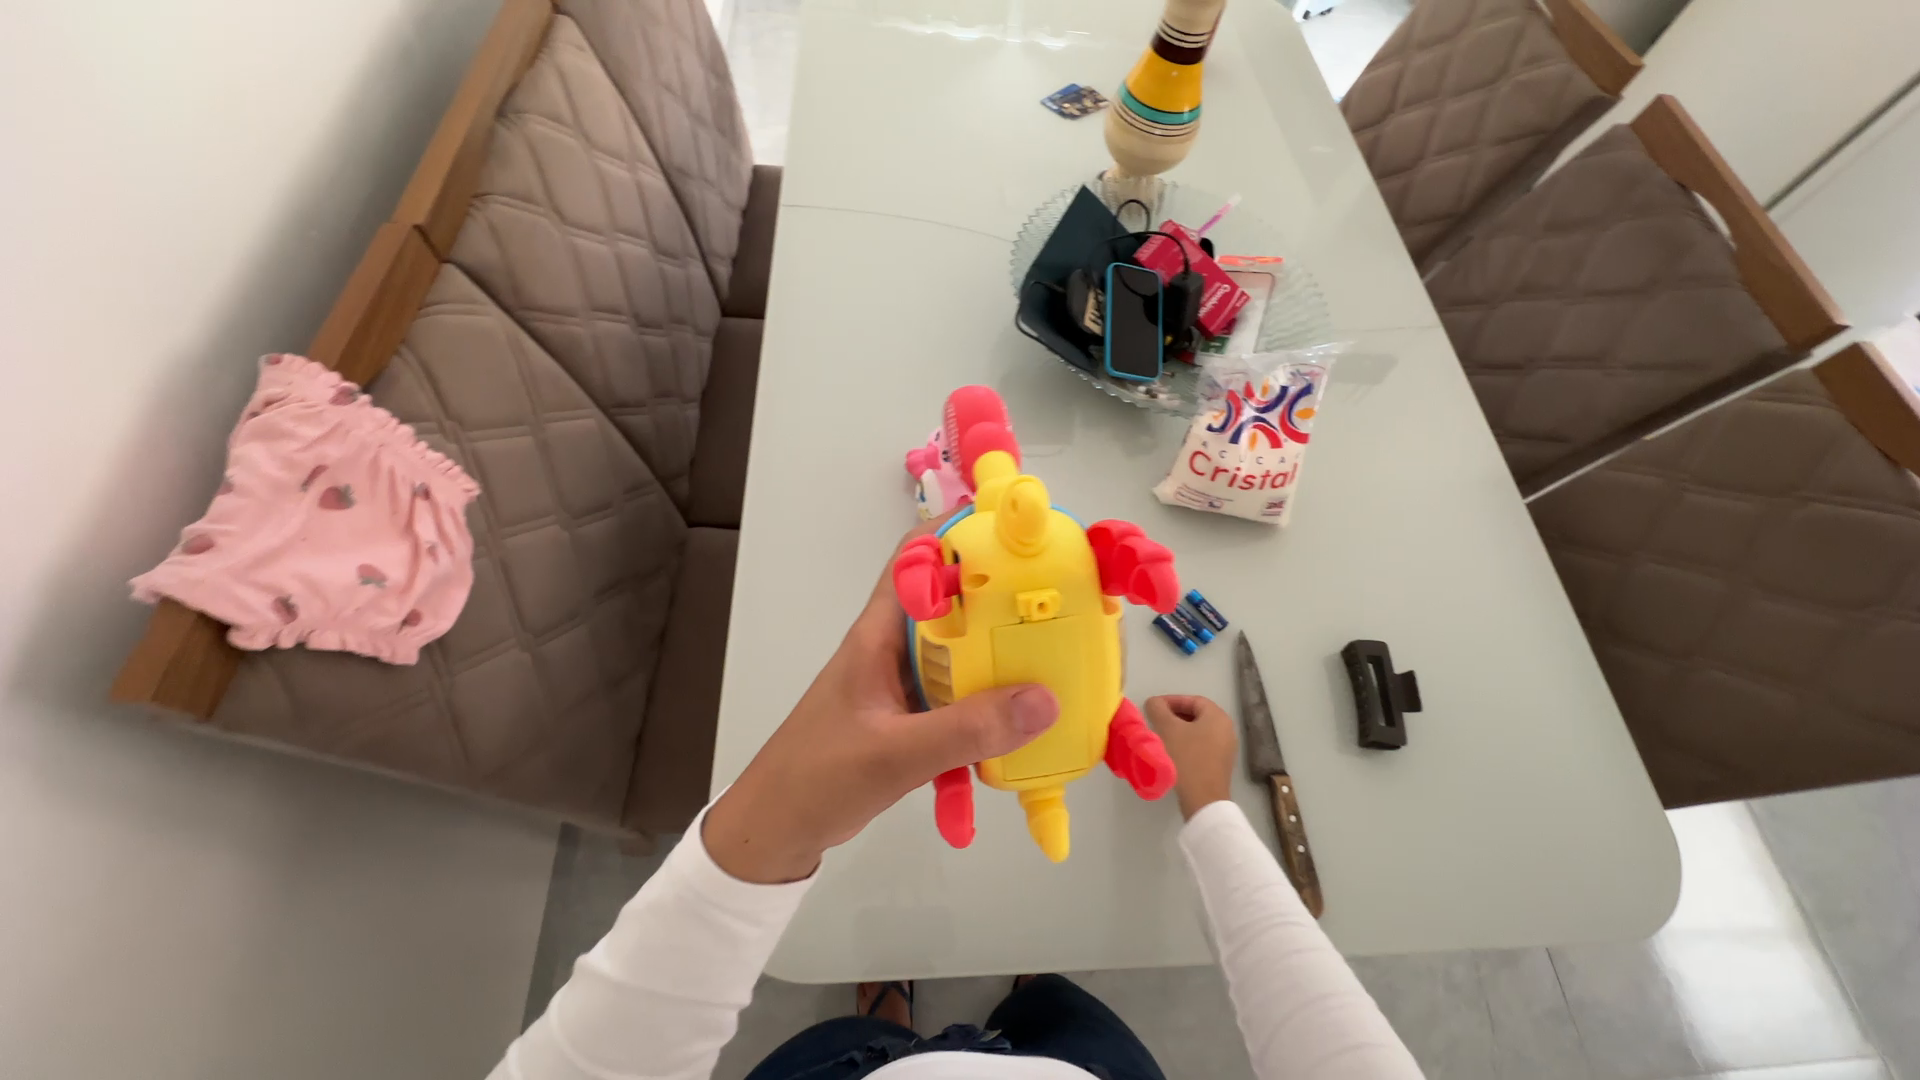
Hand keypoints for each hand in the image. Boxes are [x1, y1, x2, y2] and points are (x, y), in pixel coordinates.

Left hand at [703, 527, 1059, 883]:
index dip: (960, 532)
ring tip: (1055, 655)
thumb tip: (1043, 700)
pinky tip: (1018, 728)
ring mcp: (901, 685)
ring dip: (999, 654)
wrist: (776, 830)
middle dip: (999, 596)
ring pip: (959, 652)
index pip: (915, 557)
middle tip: (1057, 599)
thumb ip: (966, 731)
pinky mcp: (909, 719)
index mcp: (878, 634)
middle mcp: (892, 648)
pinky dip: (986, 707)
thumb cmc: (817, 778)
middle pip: (951, 603)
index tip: (1017, 532)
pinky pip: (958, 698)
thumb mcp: (894, 754)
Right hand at [1144, 695, 1237, 819]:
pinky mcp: (1221, 764)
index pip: (1193, 700)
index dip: (1171, 700)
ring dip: (1179, 730)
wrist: (1203, 798)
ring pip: (1198, 731)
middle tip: (1156, 720)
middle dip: (1174, 715)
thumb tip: (1154, 703)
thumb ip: (1158, 709)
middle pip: (1197, 715)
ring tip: (1161, 735)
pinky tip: (1172, 751)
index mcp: (1218, 717)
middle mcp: (1226, 729)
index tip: (1154, 707)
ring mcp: (1226, 748)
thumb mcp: (1167, 729)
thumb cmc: (1187, 757)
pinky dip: (1186, 743)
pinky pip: (1202, 745)